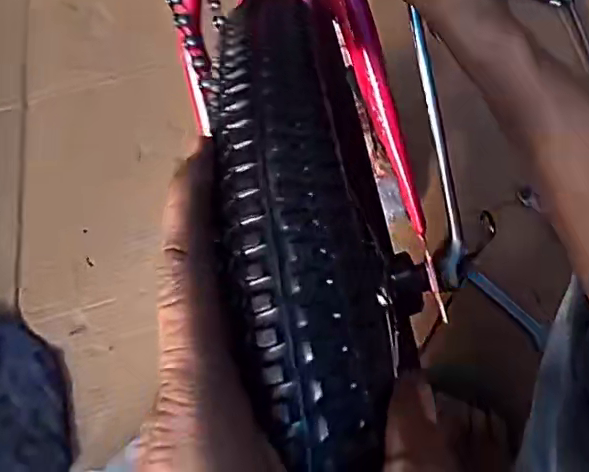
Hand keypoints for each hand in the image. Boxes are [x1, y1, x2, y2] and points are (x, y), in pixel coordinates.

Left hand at [137, 145, 458, 471]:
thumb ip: (404, 462)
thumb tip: (412, 392)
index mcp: (198, 409)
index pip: (182, 281)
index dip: (184, 205)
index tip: (200, 147)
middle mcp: (176, 412)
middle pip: (191, 297)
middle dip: (222, 231)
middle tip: (272, 182)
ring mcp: (180, 433)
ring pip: (204, 336)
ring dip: (238, 282)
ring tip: (288, 239)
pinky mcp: (192, 448)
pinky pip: (215, 368)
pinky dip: (244, 328)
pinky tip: (289, 326)